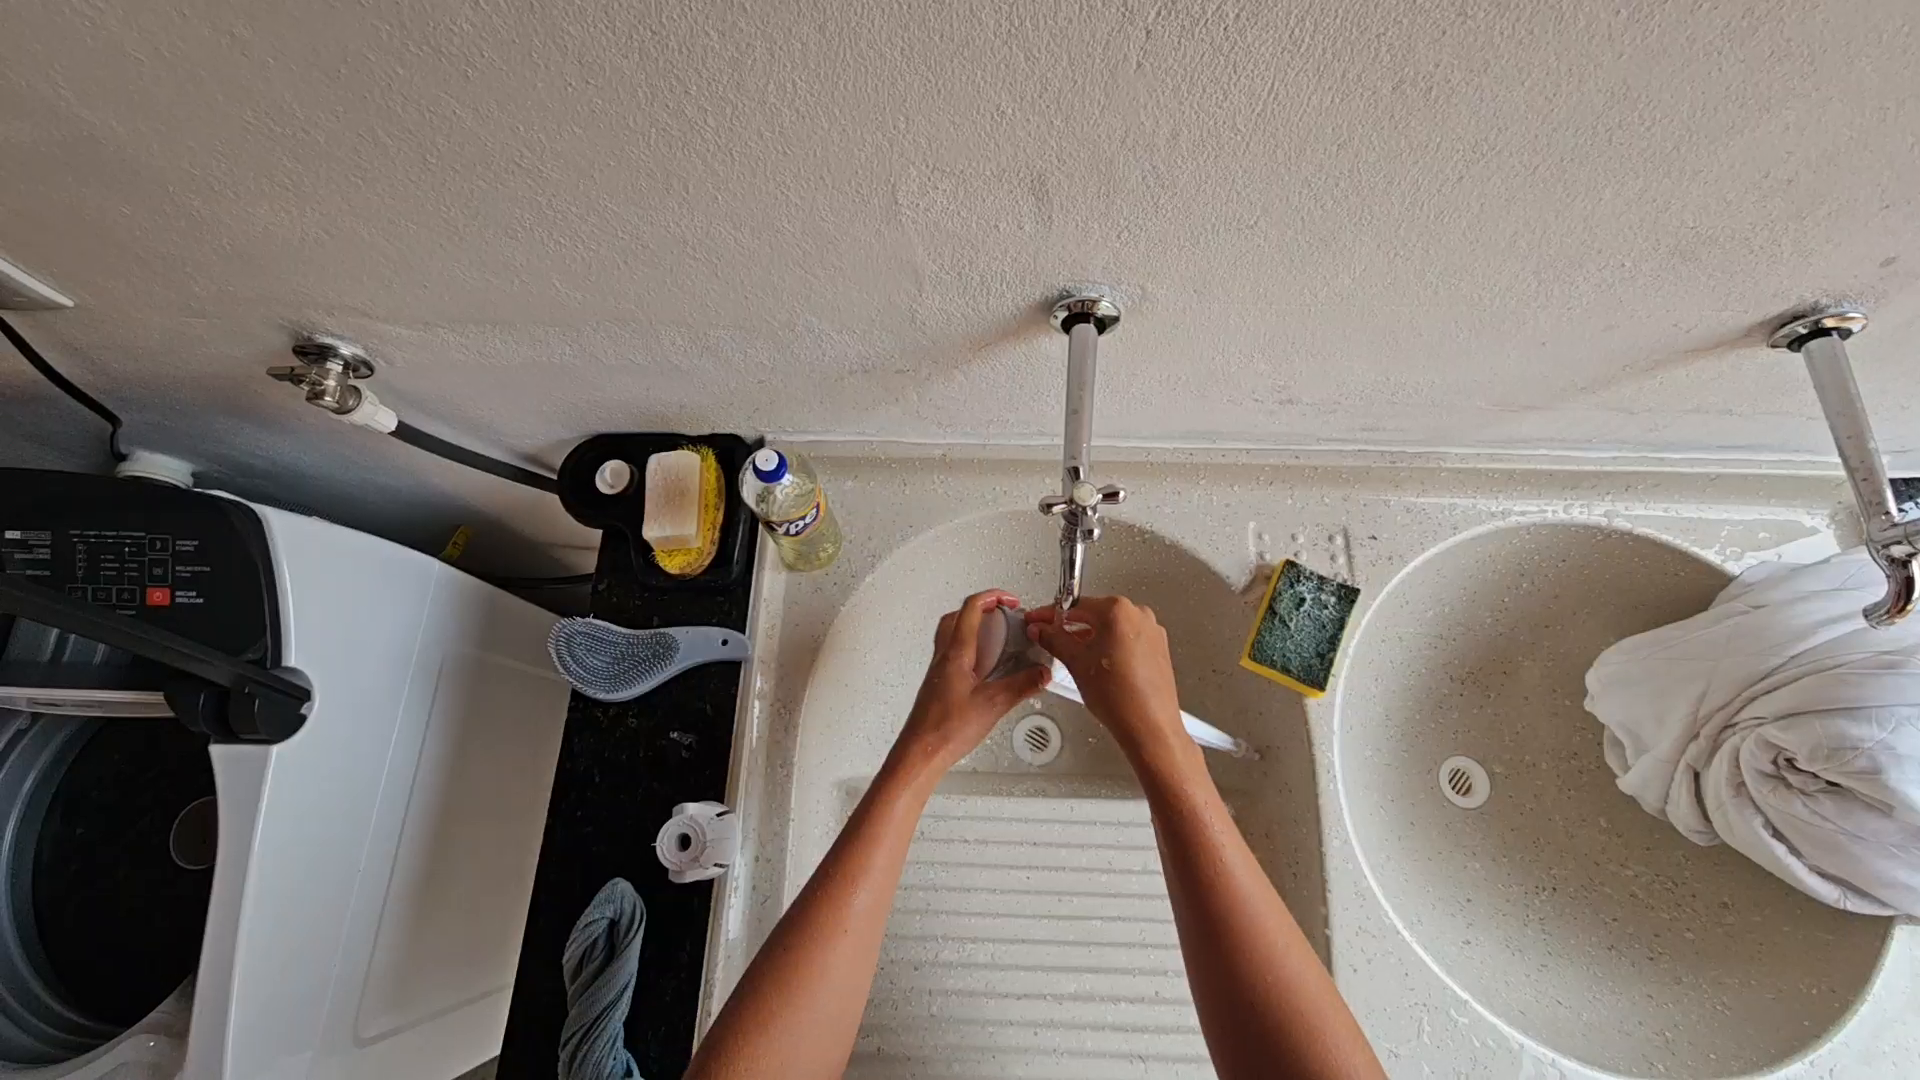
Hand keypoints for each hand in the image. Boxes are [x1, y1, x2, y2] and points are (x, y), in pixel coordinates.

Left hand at [886, 589, 1051, 782]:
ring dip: (974, 628)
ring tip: (997, 638)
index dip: (992, 596)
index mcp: (956, 653)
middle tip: (1002, 613)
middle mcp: (944, 657)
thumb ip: (1022, 685)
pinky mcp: (940, 684)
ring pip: (953, 634)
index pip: (971, 609)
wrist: (921, 752)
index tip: (1010, 600)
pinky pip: (954, 654)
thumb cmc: (944, 729)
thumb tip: (1040, 673)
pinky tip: (985, 668)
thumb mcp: (994, 704)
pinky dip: (971, 650)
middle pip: (958, 616)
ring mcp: (940, 670)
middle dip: (982, 608)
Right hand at [1025, 596, 1195, 765]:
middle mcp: (1138, 616)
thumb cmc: (1121, 698)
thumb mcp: (1075, 663)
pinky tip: (1097, 665)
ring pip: (1111, 627)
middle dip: (1070, 626)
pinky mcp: (1157, 649)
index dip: (1051, 614)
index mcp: (1118, 611)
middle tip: (1050, 637)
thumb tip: (1043, 630)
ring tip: (1073, 656)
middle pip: (1094, 613)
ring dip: (1089, 637)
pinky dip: (1108, 647)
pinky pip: (1126, 639)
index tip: (1039, 619)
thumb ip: (1054, 639)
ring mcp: (1151, 632)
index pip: (1075, 605)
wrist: (1149, 726)